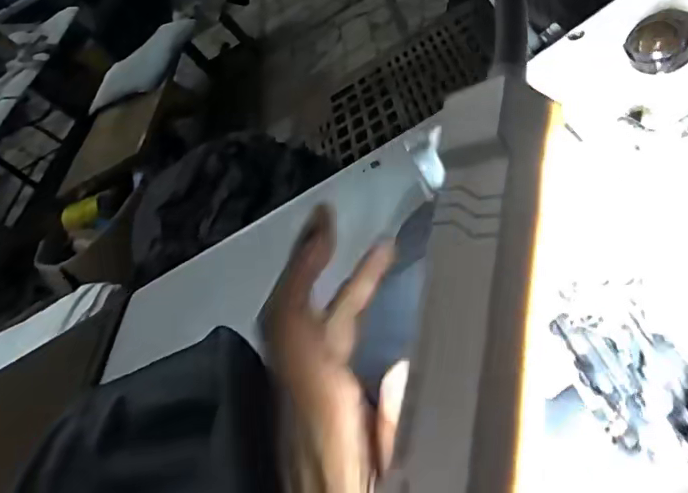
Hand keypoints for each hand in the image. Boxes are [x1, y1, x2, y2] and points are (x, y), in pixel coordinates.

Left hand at [263, 204, 396, 492]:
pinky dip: (328, 317)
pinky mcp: (306, 415)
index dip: (301, 266)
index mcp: (317, 405)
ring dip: (329, 286)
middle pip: (297, 316)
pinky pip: (311, 350)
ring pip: (304, 330)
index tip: (321, 225)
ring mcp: (298, 404)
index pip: (291, 320)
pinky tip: (361, 311)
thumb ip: (394, 429)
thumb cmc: (344, 487)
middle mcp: (299, 397)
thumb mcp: (392, 477)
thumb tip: (396, 370)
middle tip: (336, 221)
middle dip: (316, 262)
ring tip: (366, 252)